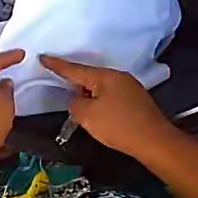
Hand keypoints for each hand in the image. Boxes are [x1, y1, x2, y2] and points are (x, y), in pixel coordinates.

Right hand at [39, 55, 181, 157]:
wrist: (154, 141)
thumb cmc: (119, 126)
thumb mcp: (87, 116)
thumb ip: (74, 104)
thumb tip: (77, 101)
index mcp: (105, 76)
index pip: (75, 69)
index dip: (57, 65)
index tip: (43, 57)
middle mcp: (118, 77)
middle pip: (89, 78)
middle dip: (76, 86)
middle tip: (64, 96)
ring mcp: (130, 88)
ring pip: (101, 89)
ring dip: (89, 98)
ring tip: (83, 113)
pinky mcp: (136, 101)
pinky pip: (111, 97)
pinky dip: (101, 104)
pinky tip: (100, 117)